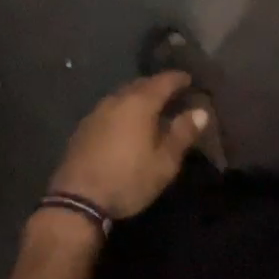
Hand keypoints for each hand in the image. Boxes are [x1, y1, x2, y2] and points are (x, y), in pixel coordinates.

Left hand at [48, 71, 208, 219]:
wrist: (78, 199)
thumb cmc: (128, 179)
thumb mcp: (164, 162)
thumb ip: (183, 134)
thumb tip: (201, 111)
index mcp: (139, 103)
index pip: (163, 81)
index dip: (178, 79)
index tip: (189, 79)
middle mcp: (117, 99)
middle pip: (141, 84)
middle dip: (158, 86)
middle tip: (173, 94)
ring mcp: (97, 111)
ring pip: (123, 95)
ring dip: (138, 97)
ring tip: (151, 109)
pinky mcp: (84, 126)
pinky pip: (110, 108)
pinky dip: (123, 110)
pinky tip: (126, 124)